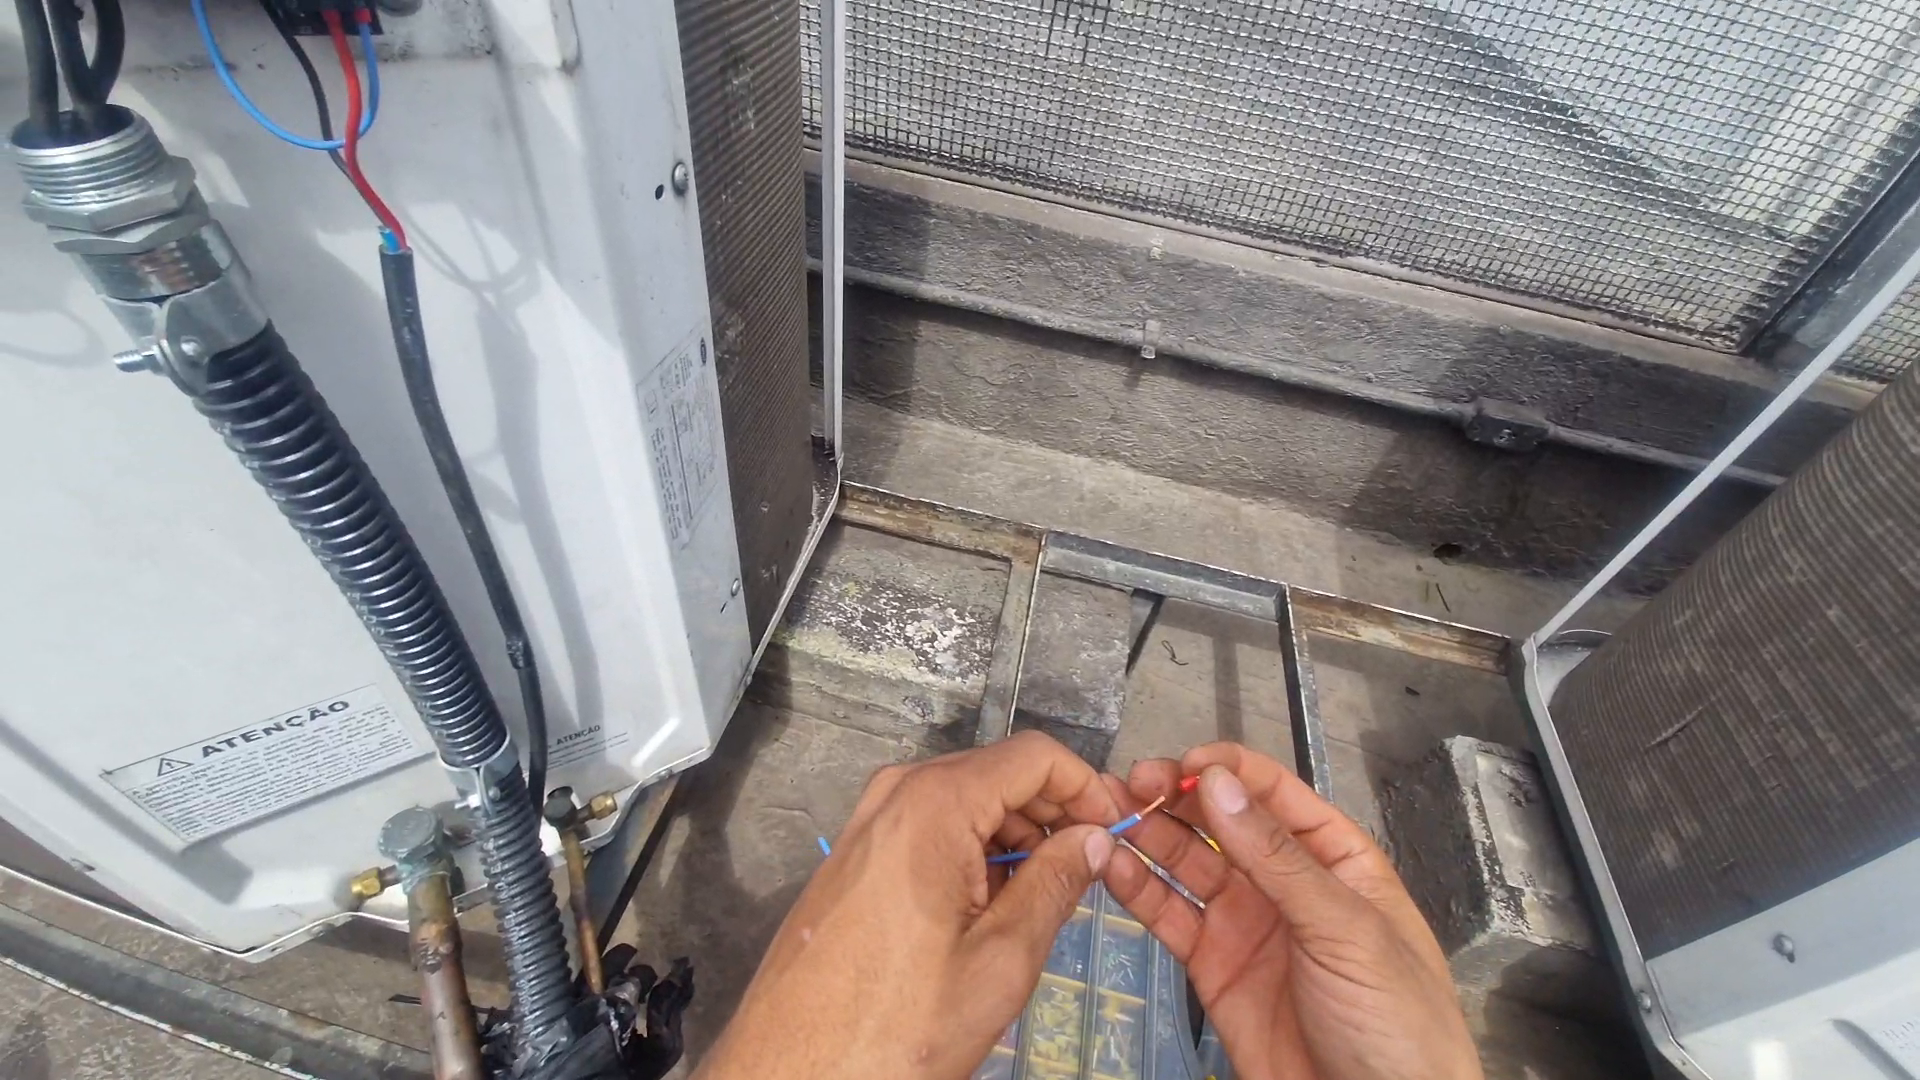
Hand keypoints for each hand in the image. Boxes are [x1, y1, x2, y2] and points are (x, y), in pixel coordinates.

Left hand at [695, 731, 1122, 1079]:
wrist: (787, 1074)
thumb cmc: (899, 1025)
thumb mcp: (998, 961)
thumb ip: (1055, 884)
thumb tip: (1095, 837)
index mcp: (936, 800)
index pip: (1034, 755)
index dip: (1085, 785)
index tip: (1116, 830)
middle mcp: (899, 789)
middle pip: (998, 772)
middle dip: (1052, 811)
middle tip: (1088, 869)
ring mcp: (871, 816)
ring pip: (966, 798)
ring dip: (1014, 833)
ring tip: (1041, 895)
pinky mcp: (858, 847)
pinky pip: (931, 823)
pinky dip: (972, 848)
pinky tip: (987, 903)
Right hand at [1104, 743, 1480, 1079]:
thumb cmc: (1393, 1022)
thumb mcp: (1345, 930)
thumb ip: (1275, 856)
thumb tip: (1215, 780)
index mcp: (1330, 856)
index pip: (1271, 792)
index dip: (1226, 770)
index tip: (1183, 764)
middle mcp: (1279, 877)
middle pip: (1218, 818)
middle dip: (1175, 795)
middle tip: (1132, 783)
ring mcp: (1241, 917)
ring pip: (1185, 859)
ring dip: (1147, 833)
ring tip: (1107, 813)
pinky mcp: (1209, 960)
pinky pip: (1168, 912)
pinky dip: (1137, 886)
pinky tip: (1111, 864)